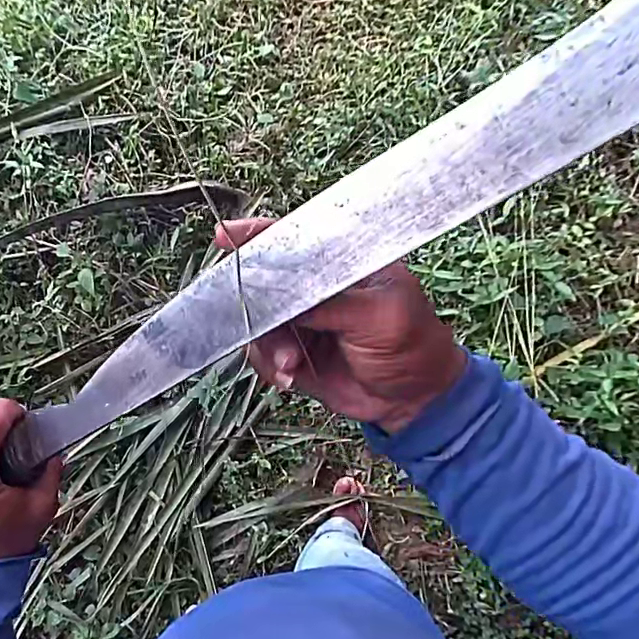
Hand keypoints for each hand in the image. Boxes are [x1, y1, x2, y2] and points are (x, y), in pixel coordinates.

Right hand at [216, 218, 465, 431]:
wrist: (413, 401)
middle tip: (263, 326)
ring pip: (257, 324)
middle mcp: (315, 289)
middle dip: (258, 308)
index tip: (225, 238)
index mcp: (341, 263)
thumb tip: (282, 296)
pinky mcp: (294, 354)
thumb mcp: (377, 315)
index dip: (258, 237)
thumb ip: (329, 303)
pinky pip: (263, 355)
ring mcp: (302, 322)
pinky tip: (290, 376)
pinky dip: (270, 367)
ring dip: (268, 346)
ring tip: (292, 364)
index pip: (294, 240)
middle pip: (263, 284)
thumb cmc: (411, 346)